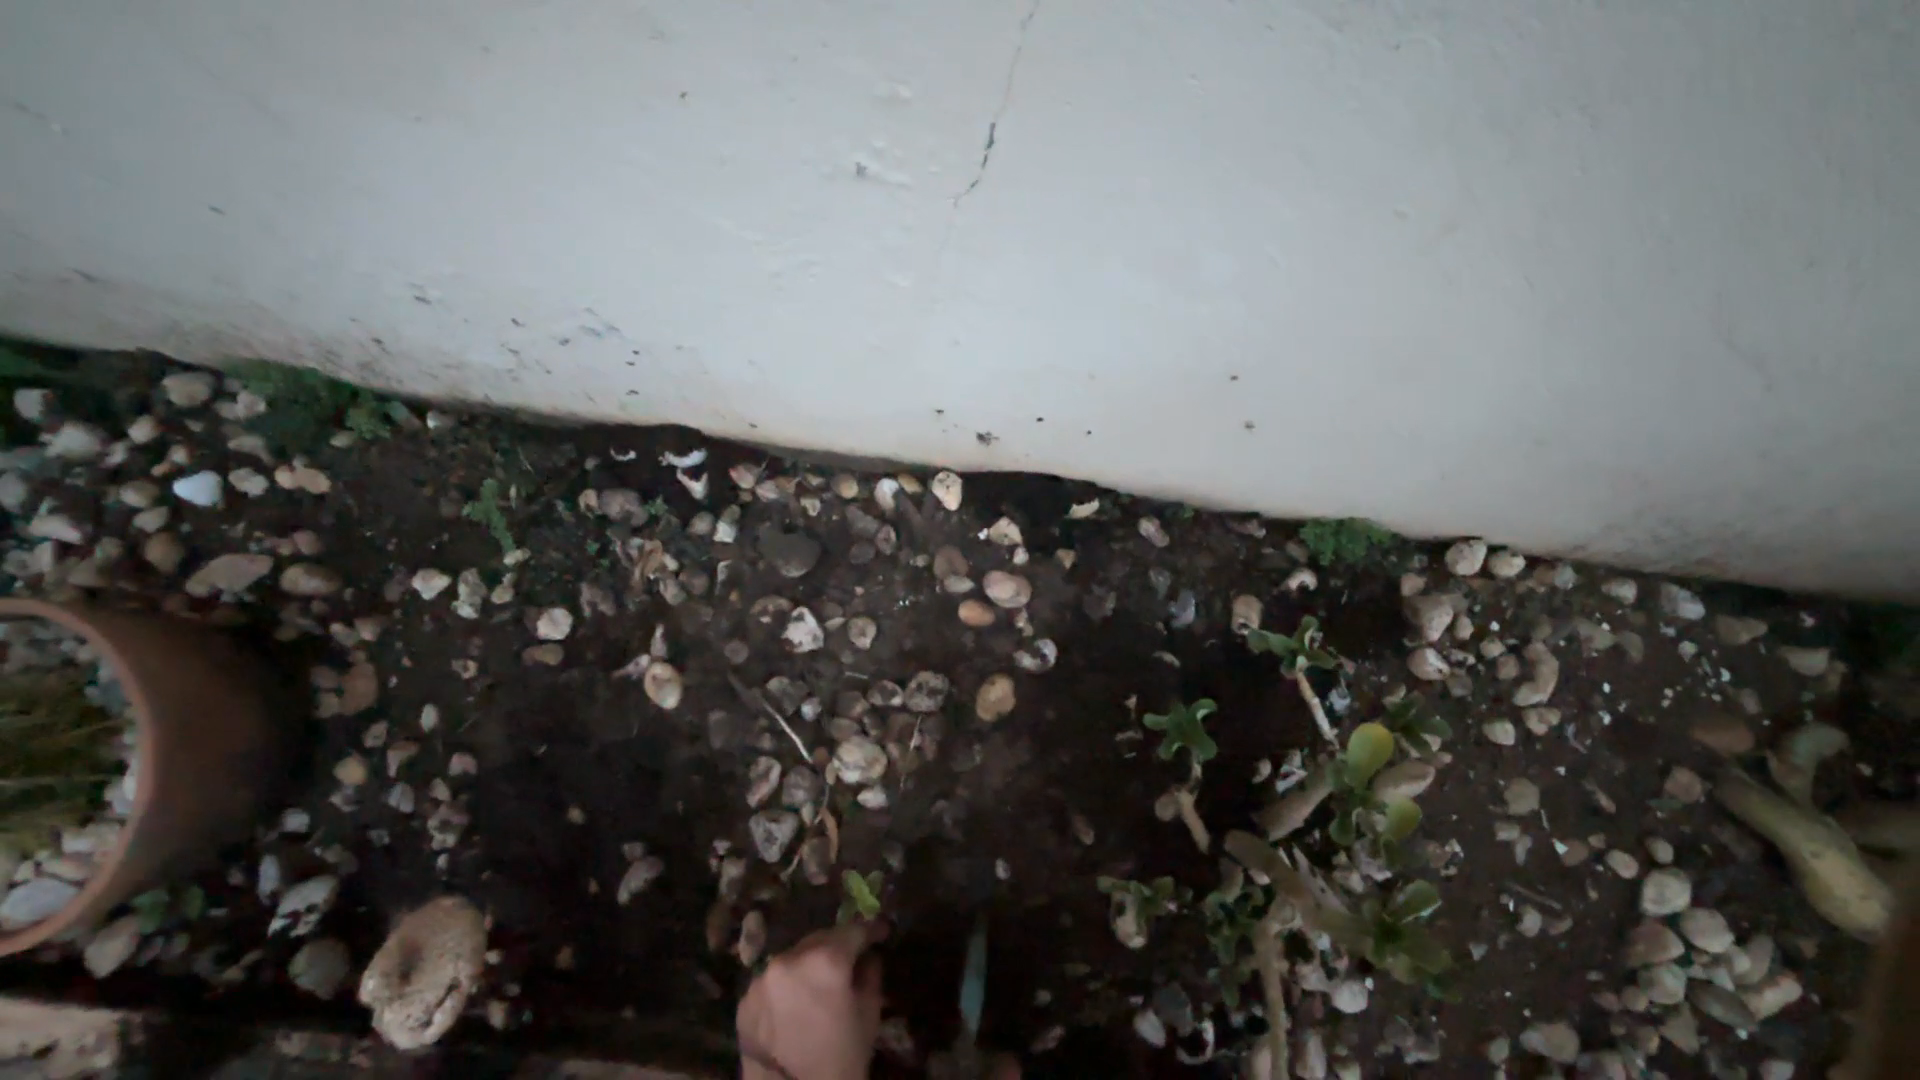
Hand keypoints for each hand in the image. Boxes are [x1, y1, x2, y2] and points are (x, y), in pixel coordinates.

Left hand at [737, 920, 886, 1079]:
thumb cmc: (840, 1060)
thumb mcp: (869, 1015)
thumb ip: (870, 974)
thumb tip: (867, 956)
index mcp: (826, 960)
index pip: (854, 929)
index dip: (871, 929)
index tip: (881, 933)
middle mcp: (790, 958)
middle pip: (821, 939)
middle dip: (838, 946)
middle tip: (851, 959)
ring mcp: (763, 978)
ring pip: (794, 958)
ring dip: (809, 964)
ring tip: (819, 985)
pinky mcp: (745, 998)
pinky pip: (773, 981)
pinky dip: (786, 987)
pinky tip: (795, 1006)